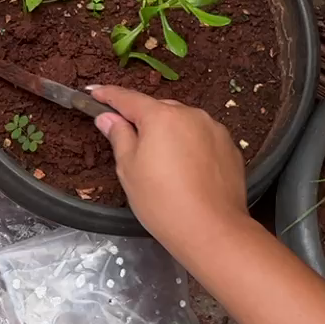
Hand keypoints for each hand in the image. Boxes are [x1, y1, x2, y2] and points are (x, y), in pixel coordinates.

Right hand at [90, 85, 249, 246]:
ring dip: (169, 132)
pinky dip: (190, 145)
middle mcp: (190, 115)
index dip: (108, 95)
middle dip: (142, 119)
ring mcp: (214, 129)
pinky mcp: (230, 147)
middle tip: (128, 139)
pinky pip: (202, 138)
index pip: (128, 98)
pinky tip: (186, 169)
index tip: (94, 93)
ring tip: (161, 160)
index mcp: (161, 117)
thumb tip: (108, 117)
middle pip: (159, 110)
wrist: (212, 230)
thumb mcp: (129, 169)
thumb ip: (119, 136)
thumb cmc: (161, 201)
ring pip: (183, 123)